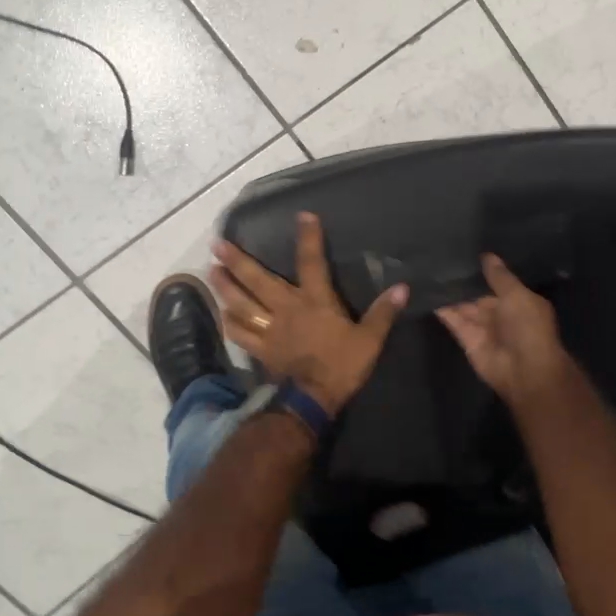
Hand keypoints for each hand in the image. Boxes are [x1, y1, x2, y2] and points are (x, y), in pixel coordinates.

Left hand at [212, 213, 407, 415]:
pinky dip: (230, 323)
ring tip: (212, 271)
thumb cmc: (342, 365)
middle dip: (238, 261)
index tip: (303, 216)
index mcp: (316, 301)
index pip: (312, 262)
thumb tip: (403, 287)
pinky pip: (241, 333)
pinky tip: (222, 314)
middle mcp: (287, 308)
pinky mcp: (261, 349)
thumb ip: (383, 312)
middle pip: (258, 281)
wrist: (313, 400)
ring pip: (242, 304)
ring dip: (226, 287)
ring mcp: (270, 329)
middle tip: (217, 244)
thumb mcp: (370, 339)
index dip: (309, 238)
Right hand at [436, 254, 572, 402]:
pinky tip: (426, 292)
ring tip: (428, 272)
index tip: (462, 252)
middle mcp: (500, 314)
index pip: (497, 283)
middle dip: (462, 282)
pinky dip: (443, 310)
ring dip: (449, 294)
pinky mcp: (468, 340)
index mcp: (518, 302)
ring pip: (463, 307)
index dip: (482, 271)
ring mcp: (483, 328)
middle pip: (477, 295)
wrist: (525, 369)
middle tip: (439, 259)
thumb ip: (499, 277)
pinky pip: (454, 322)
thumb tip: (487, 255)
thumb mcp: (517, 295)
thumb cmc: (529, 327)